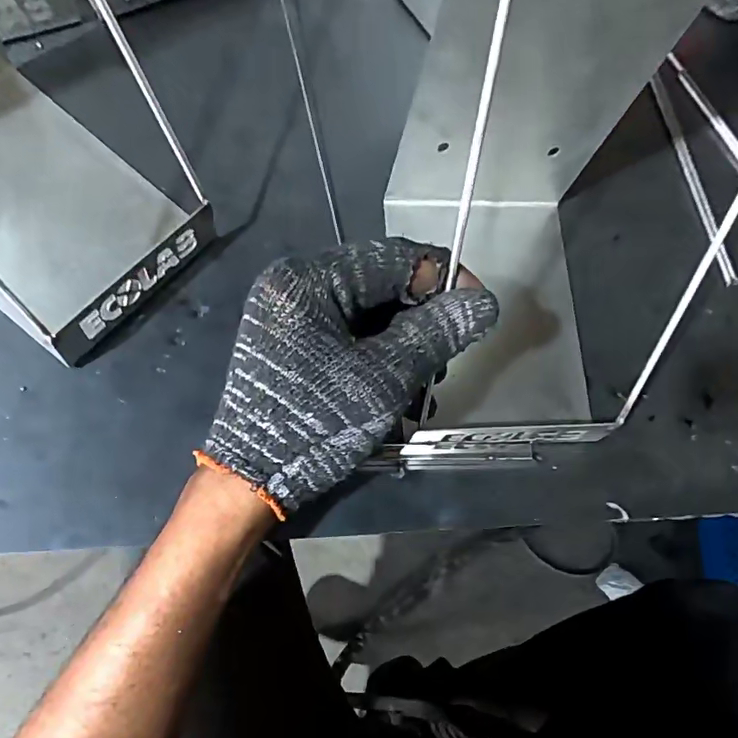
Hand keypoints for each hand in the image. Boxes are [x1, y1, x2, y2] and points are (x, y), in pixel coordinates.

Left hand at [199, 238, 498, 515]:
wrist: (254, 478)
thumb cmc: (315, 424)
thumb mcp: (383, 379)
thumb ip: (435, 335)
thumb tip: (483, 304)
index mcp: (309, 279)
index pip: (393, 259)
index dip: (444, 279)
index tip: (477, 309)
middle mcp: (296, 287)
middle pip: (382, 289)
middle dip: (421, 326)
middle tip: (444, 364)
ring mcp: (293, 319)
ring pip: (369, 319)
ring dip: (404, 353)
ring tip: (420, 393)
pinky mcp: (295, 348)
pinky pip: (350, 342)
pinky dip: (379, 365)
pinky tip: (396, 398)